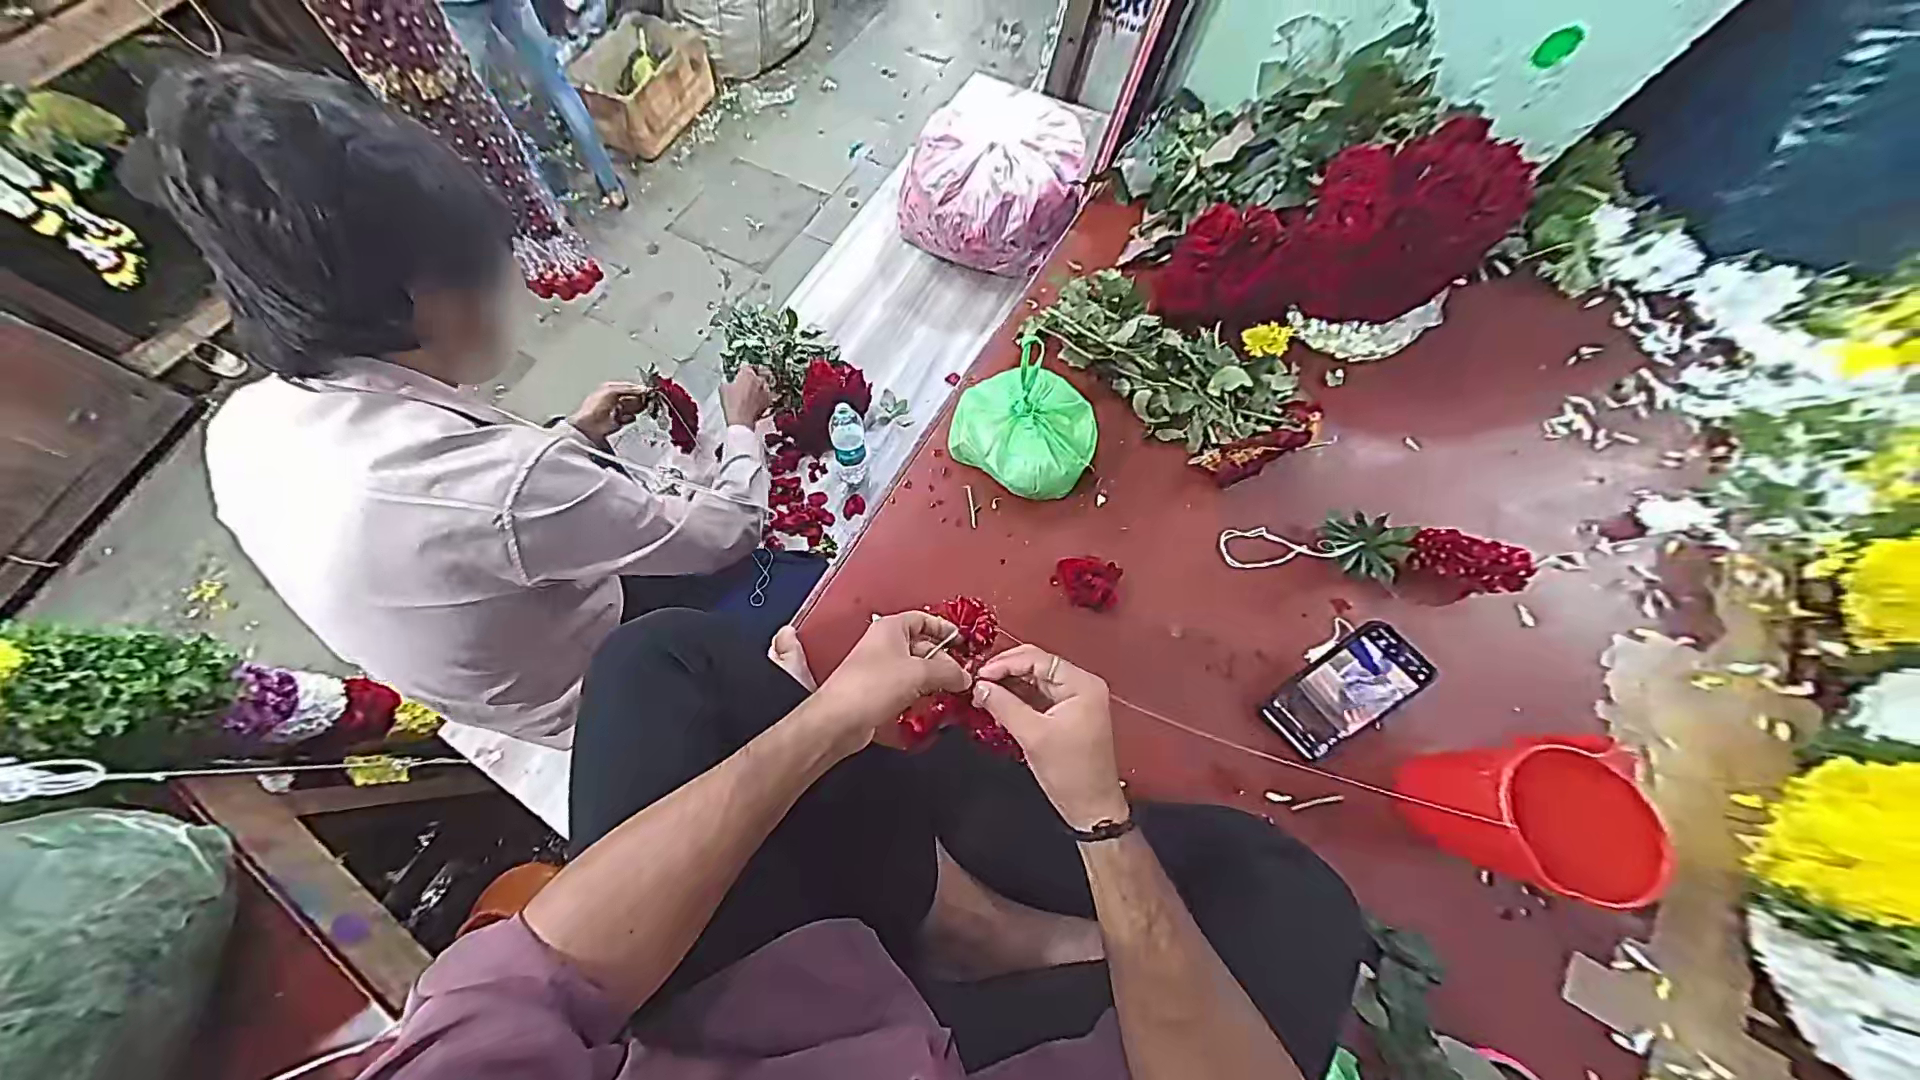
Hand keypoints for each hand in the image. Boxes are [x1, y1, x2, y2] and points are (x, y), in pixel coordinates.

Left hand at [568, 381, 649, 444]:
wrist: (591, 425)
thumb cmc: (596, 407)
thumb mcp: (612, 391)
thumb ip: (629, 389)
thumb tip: (643, 389)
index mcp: (611, 388)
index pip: (631, 386)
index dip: (640, 389)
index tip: (648, 392)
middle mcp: (615, 397)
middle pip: (635, 397)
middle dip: (639, 399)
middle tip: (642, 401)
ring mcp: (619, 409)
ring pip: (635, 407)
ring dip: (634, 408)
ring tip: (627, 410)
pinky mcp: (621, 420)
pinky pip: (632, 417)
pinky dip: (629, 417)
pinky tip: (624, 418)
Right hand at [721, 367, 771, 427]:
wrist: (741, 420)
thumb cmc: (732, 405)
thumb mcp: (724, 389)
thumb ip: (730, 382)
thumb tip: (731, 383)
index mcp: (747, 374)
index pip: (747, 367)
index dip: (744, 371)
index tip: (743, 373)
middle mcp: (759, 381)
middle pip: (759, 374)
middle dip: (755, 377)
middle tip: (749, 382)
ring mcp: (765, 391)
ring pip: (765, 385)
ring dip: (761, 386)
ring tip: (755, 391)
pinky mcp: (769, 401)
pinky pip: (767, 395)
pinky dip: (764, 396)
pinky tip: (758, 400)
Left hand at [802, 612, 971, 757]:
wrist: (838, 721)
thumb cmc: (872, 686)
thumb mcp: (919, 673)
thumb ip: (948, 672)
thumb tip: (965, 677)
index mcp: (891, 628)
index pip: (923, 619)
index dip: (944, 628)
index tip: (962, 641)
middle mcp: (884, 644)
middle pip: (922, 645)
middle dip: (943, 659)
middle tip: (961, 675)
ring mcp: (879, 668)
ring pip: (914, 668)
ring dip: (933, 678)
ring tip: (951, 690)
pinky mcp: (877, 691)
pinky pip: (905, 686)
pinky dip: (919, 692)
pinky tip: (931, 703)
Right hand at [973, 645, 1128, 830]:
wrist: (1092, 808)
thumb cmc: (1071, 773)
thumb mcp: (1033, 736)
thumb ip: (1004, 705)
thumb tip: (979, 686)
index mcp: (1082, 684)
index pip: (1038, 659)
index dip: (1006, 663)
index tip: (980, 674)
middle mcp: (1081, 685)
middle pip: (1036, 665)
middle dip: (1005, 671)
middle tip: (978, 681)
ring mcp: (1075, 698)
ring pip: (1034, 679)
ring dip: (1008, 684)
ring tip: (982, 692)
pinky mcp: (1066, 712)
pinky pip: (1037, 695)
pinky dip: (1017, 697)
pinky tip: (996, 702)